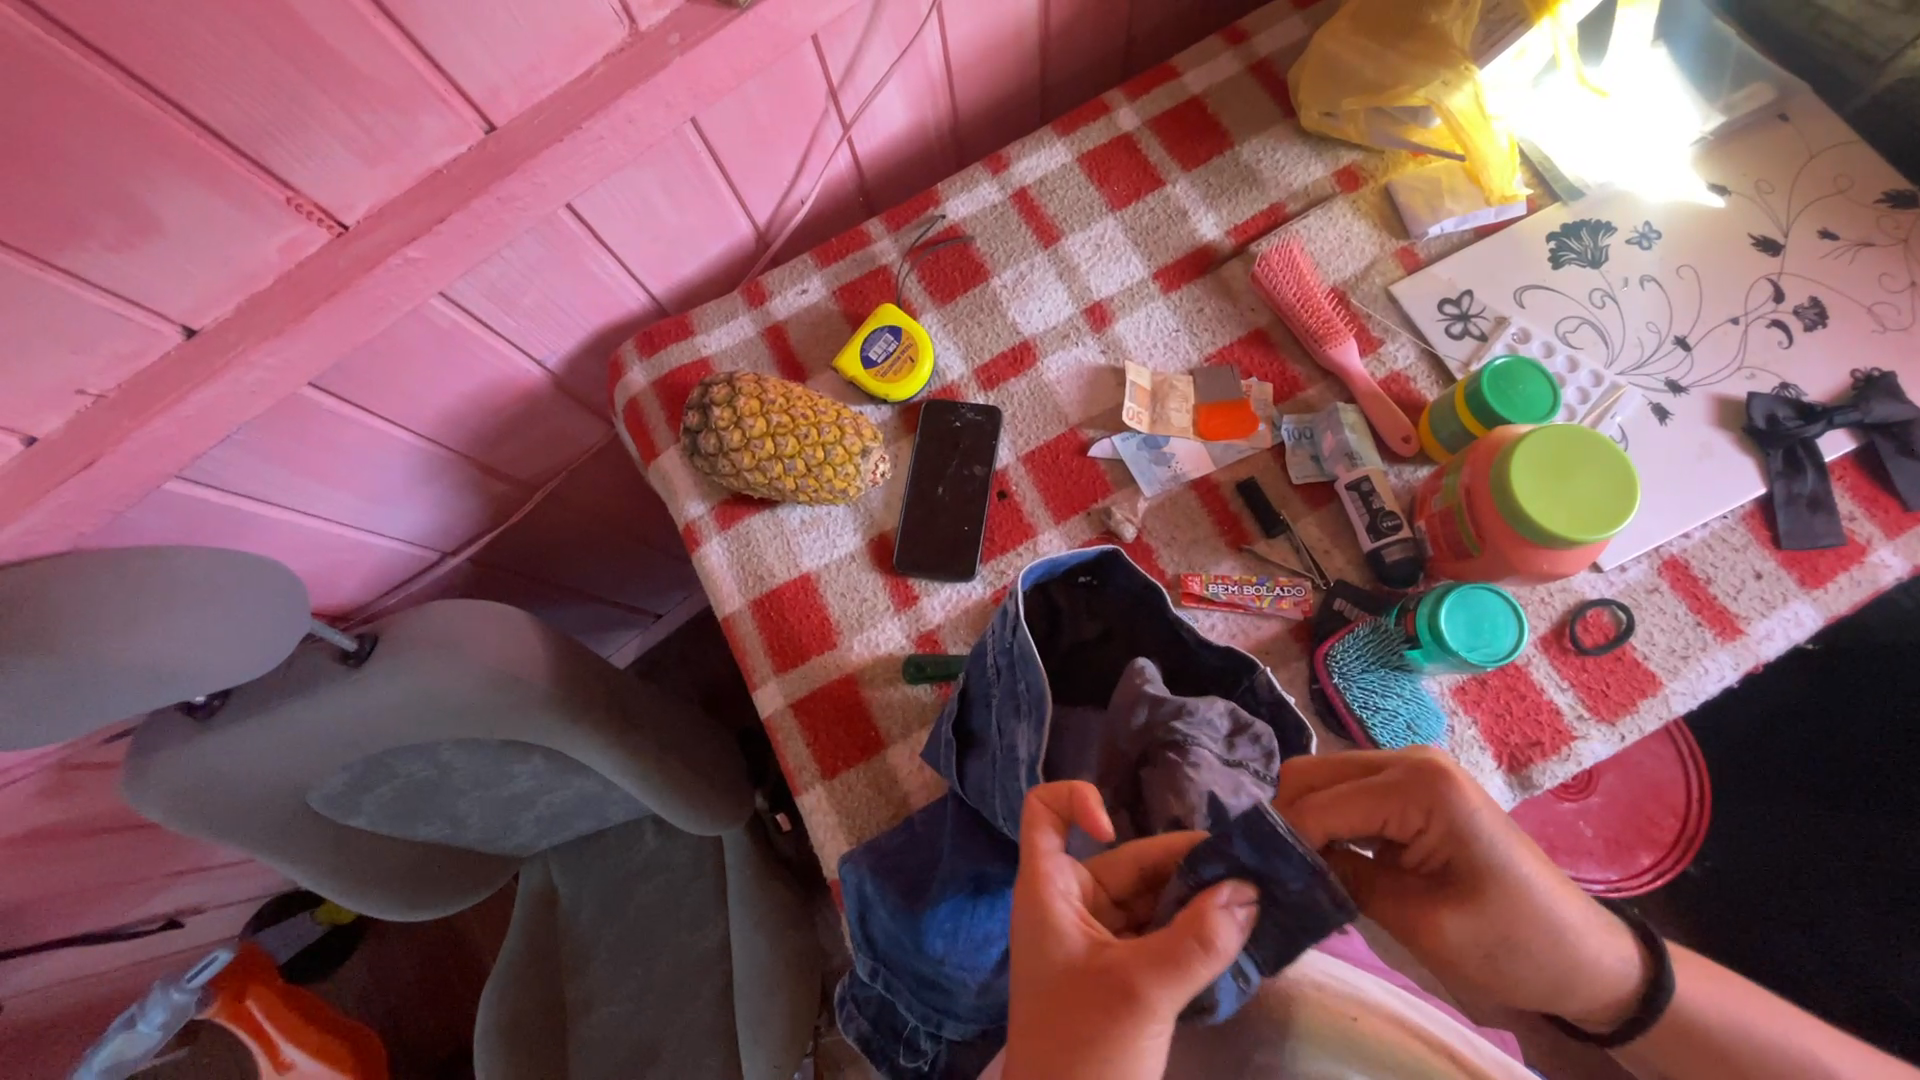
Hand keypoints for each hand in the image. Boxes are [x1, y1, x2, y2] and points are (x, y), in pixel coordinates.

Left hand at [1003, 781, 1257, 1079]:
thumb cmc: (1083, 1052)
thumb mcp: (1142, 992)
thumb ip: (1198, 940)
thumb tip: (1249, 890)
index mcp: (1049, 890)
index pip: (1044, 811)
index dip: (1077, 799)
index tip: (1117, 828)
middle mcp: (1072, 904)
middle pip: (1126, 858)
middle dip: (1183, 861)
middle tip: (1253, 868)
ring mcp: (1098, 941)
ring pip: (1152, 898)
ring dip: (1200, 898)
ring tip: (1262, 897)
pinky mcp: (1125, 976)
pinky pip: (1163, 936)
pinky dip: (1198, 933)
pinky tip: (1243, 935)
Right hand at [1275, 748, 1648, 1031]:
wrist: (1585, 958)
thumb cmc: (1513, 946)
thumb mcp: (1420, 922)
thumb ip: (1343, 879)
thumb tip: (1281, 862)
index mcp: (1418, 785)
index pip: (1317, 804)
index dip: (1283, 844)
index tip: (1262, 884)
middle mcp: (1408, 759)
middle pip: (1308, 775)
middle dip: (1285, 823)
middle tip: (1276, 875)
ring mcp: (1410, 767)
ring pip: (1319, 779)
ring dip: (1302, 820)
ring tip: (1296, 869)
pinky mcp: (1410, 786)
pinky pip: (1345, 791)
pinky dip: (1325, 820)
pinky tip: (1326, 857)